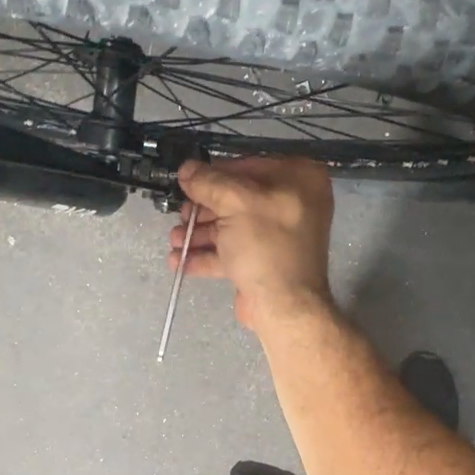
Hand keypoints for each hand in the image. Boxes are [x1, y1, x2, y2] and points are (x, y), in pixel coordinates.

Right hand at [169, 158, 335, 331]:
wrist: (283, 308)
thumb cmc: (266, 247)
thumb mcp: (236, 204)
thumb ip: (209, 183)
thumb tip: (186, 169)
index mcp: (299, 178)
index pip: (248, 166)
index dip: (215, 175)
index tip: (188, 183)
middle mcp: (292, 203)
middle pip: (236, 198)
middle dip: (202, 210)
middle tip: (180, 216)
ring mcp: (277, 236)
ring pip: (230, 227)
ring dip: (199, 234)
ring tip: (175, 241)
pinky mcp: (262, 263)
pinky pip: (231, 252)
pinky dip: (206, 256)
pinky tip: (179, 260)